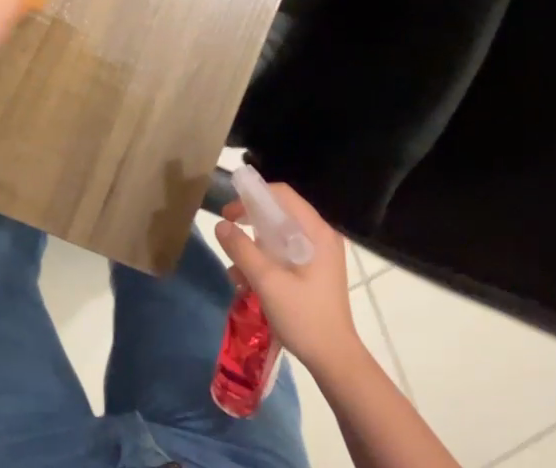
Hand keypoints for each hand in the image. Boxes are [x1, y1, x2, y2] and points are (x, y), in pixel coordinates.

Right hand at [214, 183, 367, 376]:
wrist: (334, 359)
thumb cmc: (304, 317)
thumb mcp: (268, 282)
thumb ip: (243, 250)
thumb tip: (220, 225)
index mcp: (317, 232)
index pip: (282, 195)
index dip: (252, 197)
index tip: (229, 213)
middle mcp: (320, 237)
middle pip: (280, 214)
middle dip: (250, 224)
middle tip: (227, 236)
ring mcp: (319, 256)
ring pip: (280, 237)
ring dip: (255, 249)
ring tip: (237, 272)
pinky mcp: (314, 272)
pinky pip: (285, 255)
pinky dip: (266, 262)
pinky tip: (248, 285)